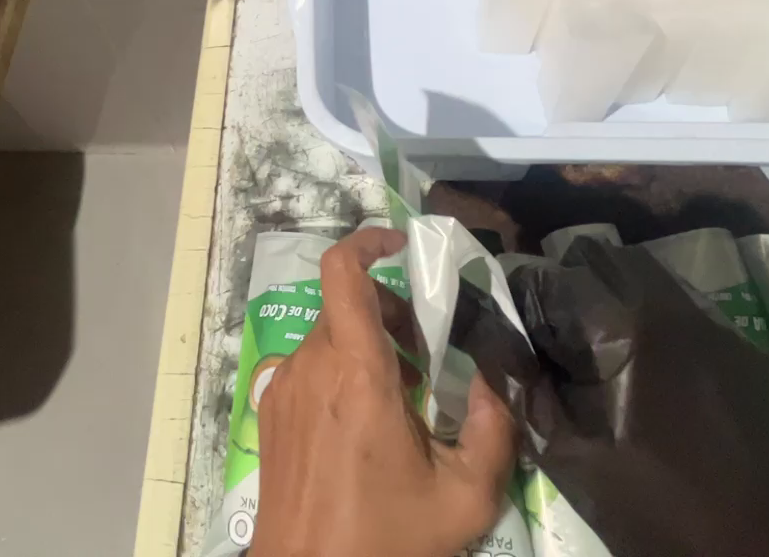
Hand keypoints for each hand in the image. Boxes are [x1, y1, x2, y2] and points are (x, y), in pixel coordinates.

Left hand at [251, 227, 516, 556]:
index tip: (399, 245)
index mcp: (356, 370)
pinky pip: (310, 365)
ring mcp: (284, 383)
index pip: (342, 271)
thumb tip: (497, 381)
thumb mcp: (464, 498)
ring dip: (366, 345)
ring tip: (399, 398)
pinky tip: (362, 423)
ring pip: (328, 335)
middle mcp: (312, 363)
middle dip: (388, 312)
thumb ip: (493, 431)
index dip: (366, 241)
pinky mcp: (271, 407)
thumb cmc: (385, 540)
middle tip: (423, 355)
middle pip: (346, 303)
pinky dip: (339, 369)